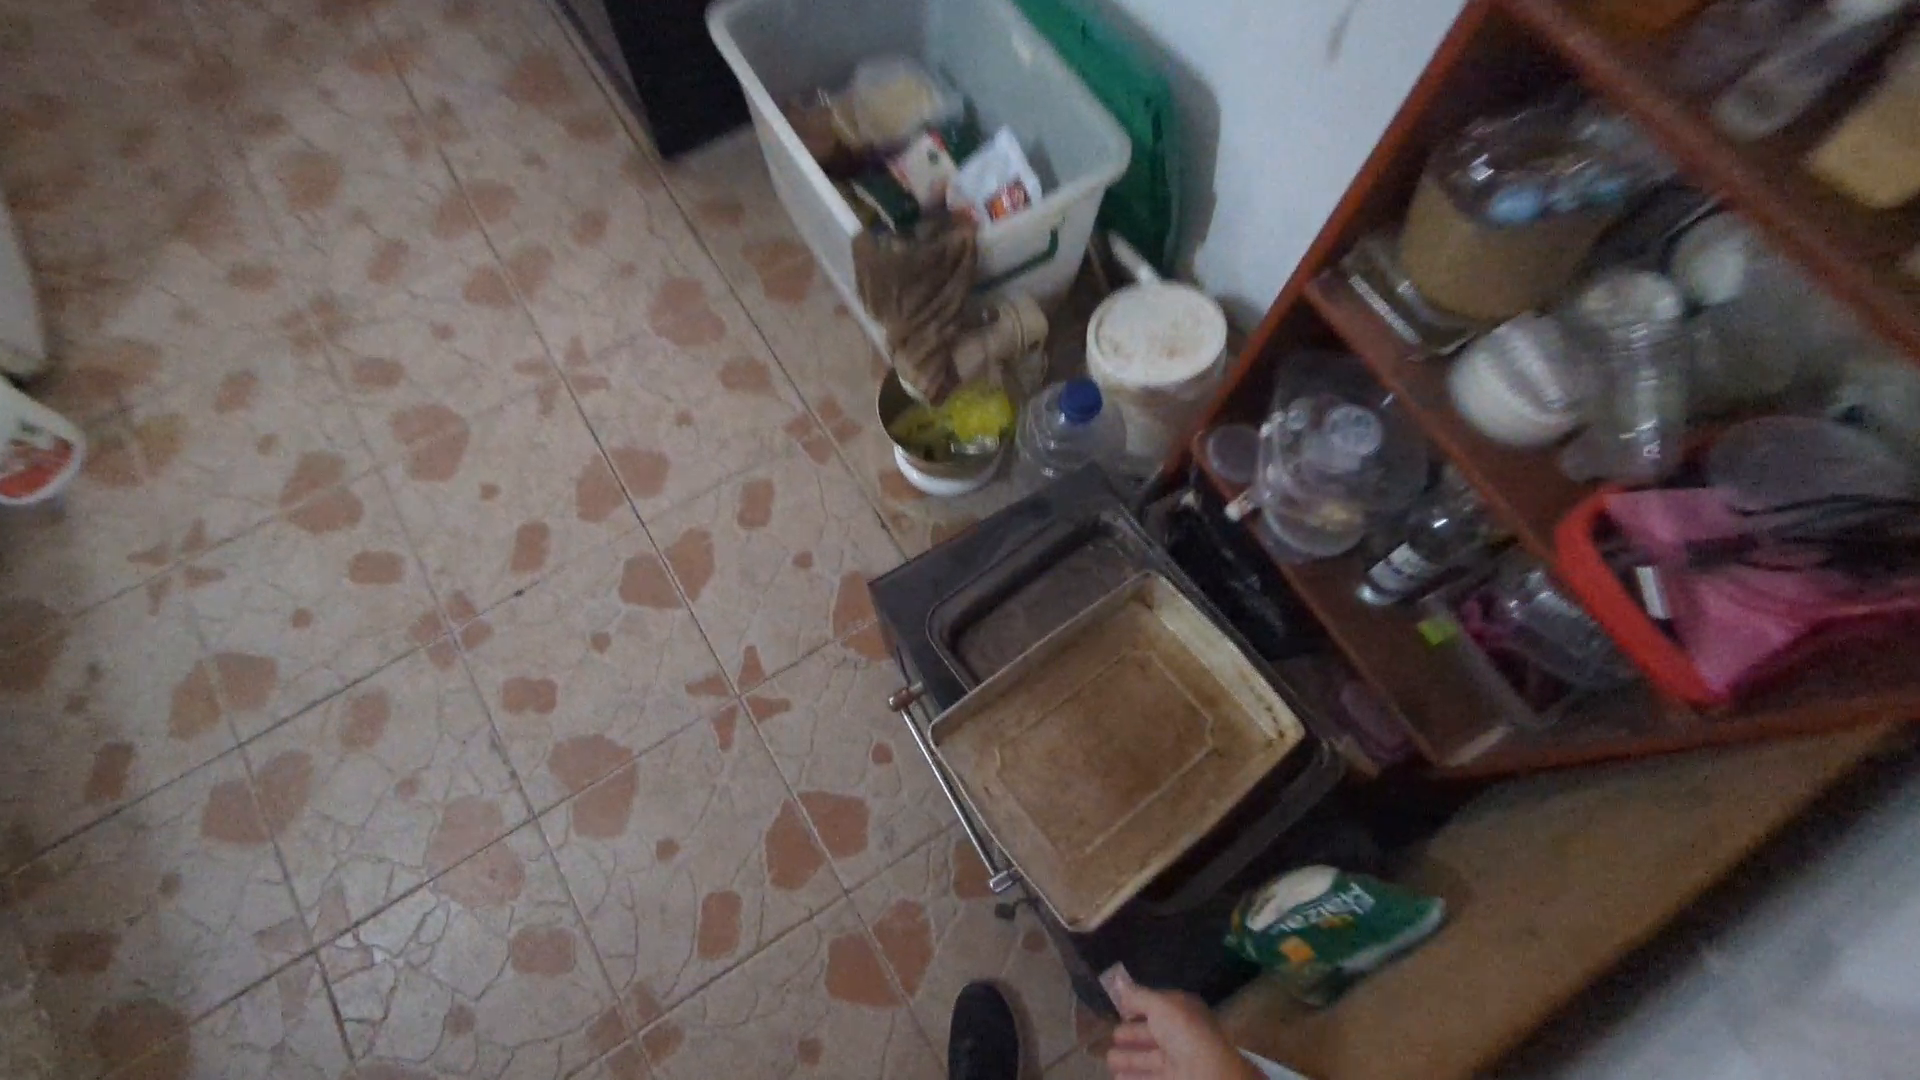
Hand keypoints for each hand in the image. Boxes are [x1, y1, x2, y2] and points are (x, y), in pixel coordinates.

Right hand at [1104, 976, 1260, 1079]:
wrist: (1208, 1076)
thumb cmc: (1184, 1034)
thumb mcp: (1160, 1006)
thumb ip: (1138, 996)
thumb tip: (1118, 980)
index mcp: (1181, 1012)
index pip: (1156, 1006)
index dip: (1136, 1006)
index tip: (1117, 1008)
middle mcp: (1180, 1036)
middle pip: (1151, 1034)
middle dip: (1130, 1035)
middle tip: (1111, 1036)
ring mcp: (1177, 1062)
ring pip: (1148, 1058)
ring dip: (1129, 1059)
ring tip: (1109, 1059)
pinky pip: (1148, 1078)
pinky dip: (1133, 1077)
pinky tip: (1117, 1077)